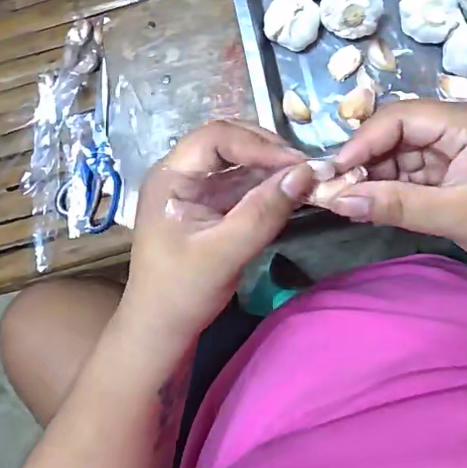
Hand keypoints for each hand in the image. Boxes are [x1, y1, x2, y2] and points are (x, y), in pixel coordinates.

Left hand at [120, 120, 318, 343]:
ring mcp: (195, 186)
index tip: (298, 162)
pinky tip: (291, 190)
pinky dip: (267, 183)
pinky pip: (241, 181)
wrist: (160, 329)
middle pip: (228, 141)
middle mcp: (181, 171)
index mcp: (170, 175)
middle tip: (306, 166)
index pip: (216, 137)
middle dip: (267, 149)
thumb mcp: (224, 253)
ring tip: (306, 175)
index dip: (258, 144)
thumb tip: (305, 173)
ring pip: (238, 160)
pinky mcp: (209, 203)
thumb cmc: (182, 291)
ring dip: (271, 165)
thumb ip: (263, 212)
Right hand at [325, 100, 466, 281]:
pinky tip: (371, 203)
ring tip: (347, 199)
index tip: (333, 172)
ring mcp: (460, 148)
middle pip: (397, 132)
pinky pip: (415, 171)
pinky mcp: (459, 170)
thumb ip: (395, 204)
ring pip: (402, 153)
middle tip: (334, 188)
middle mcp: (460, 125)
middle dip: (365, 160)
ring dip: (376, 175)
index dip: (363, 142)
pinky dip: (393, 187)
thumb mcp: (456, 215)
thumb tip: (337, 201)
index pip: (400, 118)